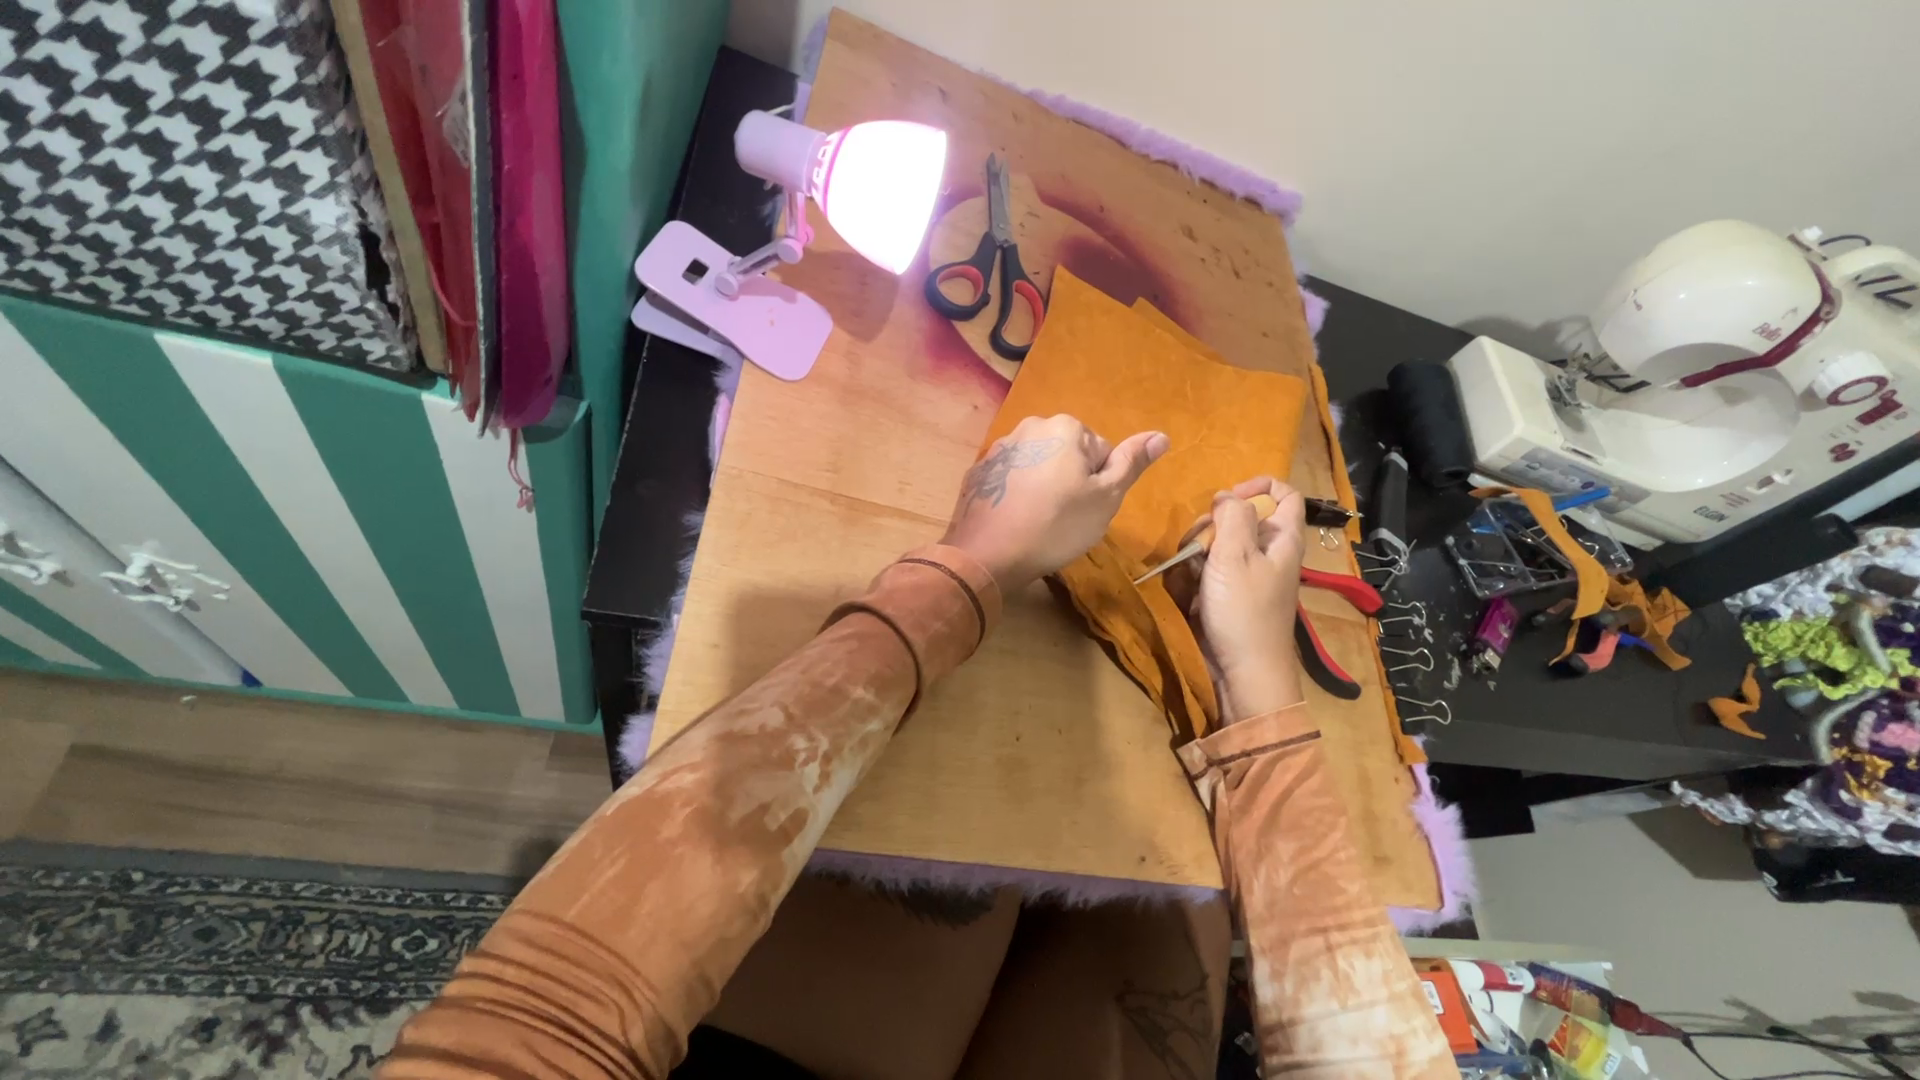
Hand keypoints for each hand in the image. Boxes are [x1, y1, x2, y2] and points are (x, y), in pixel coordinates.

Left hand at [942, 415, 1169, 589]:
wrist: (987, 554)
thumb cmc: (1056, 526)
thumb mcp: (1105, 498)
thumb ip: (1132, 463)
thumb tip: (1162, 436)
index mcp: (1066, 427)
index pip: (1100, 452)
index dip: (1098, 484)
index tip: (1084, 509)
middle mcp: (1031, 426)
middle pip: (1067, 455)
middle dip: (1070, 481)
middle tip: (1064, 517)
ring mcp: (1000, 447)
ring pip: (1038, 466)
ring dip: (1043, 487)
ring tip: (1039, 521)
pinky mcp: (979, 471)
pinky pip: (1011, 478)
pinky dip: (1017, 494)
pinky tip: (1015, 520)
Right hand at [1167, 478, 1307, 721]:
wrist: (1244, 672)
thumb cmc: (1243, 612)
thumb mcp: (1235, 556)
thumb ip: (1232, 517)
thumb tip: (1226, 496)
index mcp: (1283, 539)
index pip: (1284, 494)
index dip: (1258, 486)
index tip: (1227, 497)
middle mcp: (1269, 553)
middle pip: (1241, 518)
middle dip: (1212, 523)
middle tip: (1198, 541)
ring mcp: (1248, 576)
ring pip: (1219, 544)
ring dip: (1197, 550)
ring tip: (1188, 569)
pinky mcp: (1229, 596)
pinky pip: (1210, 571)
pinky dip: (1195, 574)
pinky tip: (1186, 588)